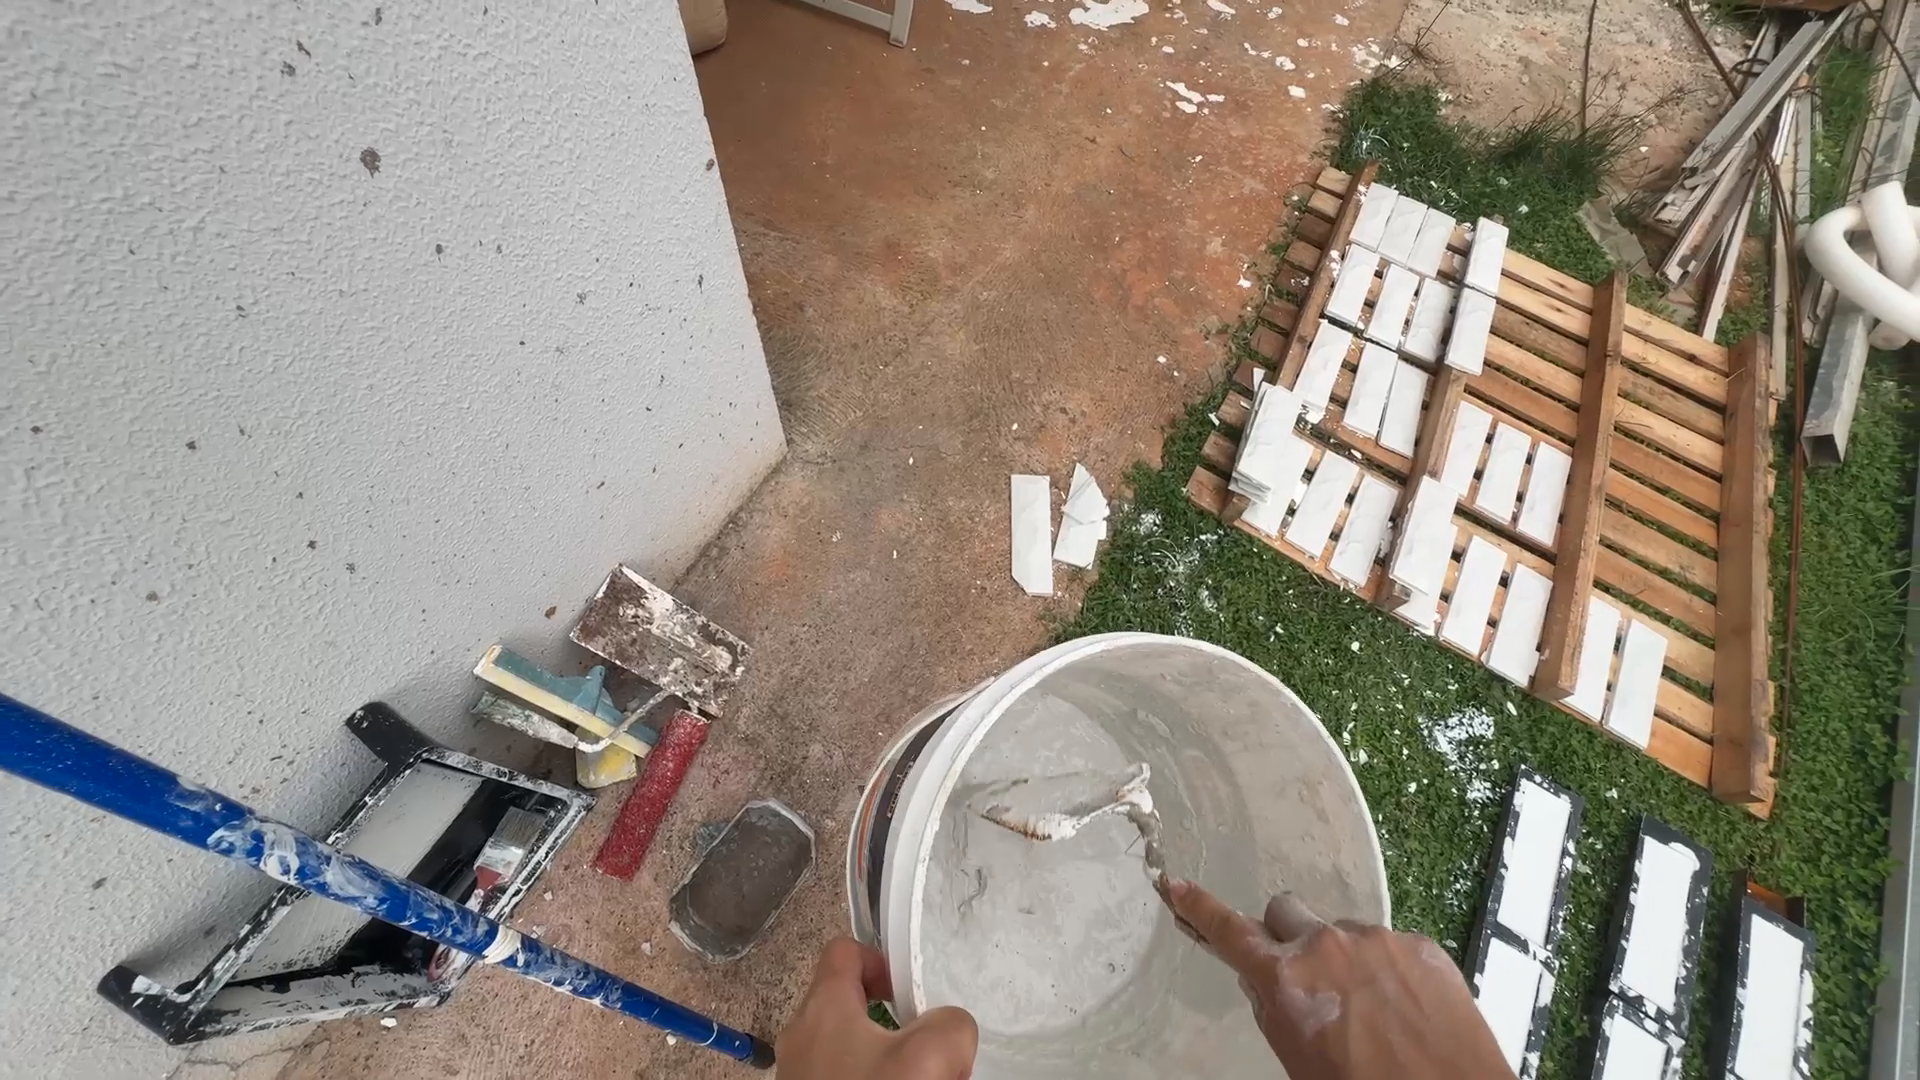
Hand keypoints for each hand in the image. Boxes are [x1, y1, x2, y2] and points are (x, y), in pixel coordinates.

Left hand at [775, 938, 978, 1078]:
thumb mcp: (929, 1056)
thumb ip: (951, 1025)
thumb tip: (950, 1033)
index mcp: (823, 1006)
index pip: (845, 950)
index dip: (882, 961)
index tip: (909, 994)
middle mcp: (802, 1037)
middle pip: (852, 1004)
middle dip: (894, 1024)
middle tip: (923, 1050)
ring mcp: (799, 1077)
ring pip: (851, 1049)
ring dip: (889, 1064)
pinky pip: (843, 1079)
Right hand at [1166, 880, 1512, 1079]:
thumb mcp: (1301, 1064)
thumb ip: (1275, 1011)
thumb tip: (1263, 980)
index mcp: (1287, 979)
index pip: (1228, 931)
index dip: (1197, 908)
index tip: (1173, 884)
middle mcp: (1325, 946)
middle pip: (1284, 912)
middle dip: (1288, 938)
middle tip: (1311, 981)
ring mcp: (1376, 940)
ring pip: (1339, 931)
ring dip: (1342, 957)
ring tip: (1374, 1009)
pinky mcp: (1420, 945)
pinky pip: (1387, 944)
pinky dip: (1388, 970)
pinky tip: (1408, 1010)